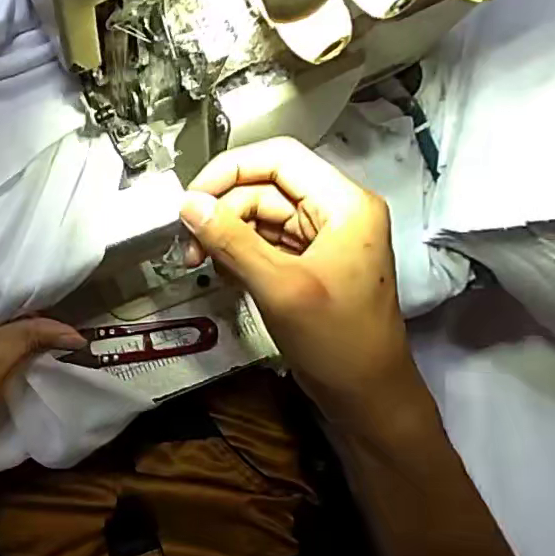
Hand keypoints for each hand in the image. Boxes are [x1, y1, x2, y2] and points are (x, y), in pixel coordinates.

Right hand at [181, 137, 418, 417]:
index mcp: (343, 204)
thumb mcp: (279, 286)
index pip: (278, 159)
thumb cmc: (337, 341)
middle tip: (188, 247)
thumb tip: (188, 205)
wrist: (367, 396)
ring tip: (199, 264)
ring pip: (257, 216)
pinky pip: (261, 243)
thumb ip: (231, 240)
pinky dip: (236, 254)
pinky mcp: (305, 263)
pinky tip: (221, 274)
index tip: (191, 200)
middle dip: (221, 213)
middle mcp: (333, 212)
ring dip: (224, 236)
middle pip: (263, 188)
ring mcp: (319, 239)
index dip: (229, 171)